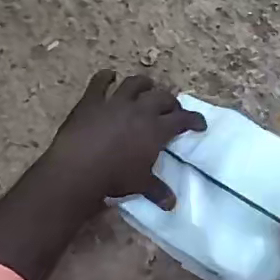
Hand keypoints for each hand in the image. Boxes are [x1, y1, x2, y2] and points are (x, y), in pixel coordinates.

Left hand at [34, 71, 205, 210]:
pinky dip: (105, 77)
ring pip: (135, 84)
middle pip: (162, 97)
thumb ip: (158, 190)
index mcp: (156, 129)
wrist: (79, 169)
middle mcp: (140, 110)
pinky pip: (99, 82)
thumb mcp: (140, 185)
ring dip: (144, 84)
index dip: (194, 120)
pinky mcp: (92, 101)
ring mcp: (115, 102)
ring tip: (148, 86)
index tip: (200, 124)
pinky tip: (109, 75)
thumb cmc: (114, 178)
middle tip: (172, 109)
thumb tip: (172, 204)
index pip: (183, 119)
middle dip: (170, 102)